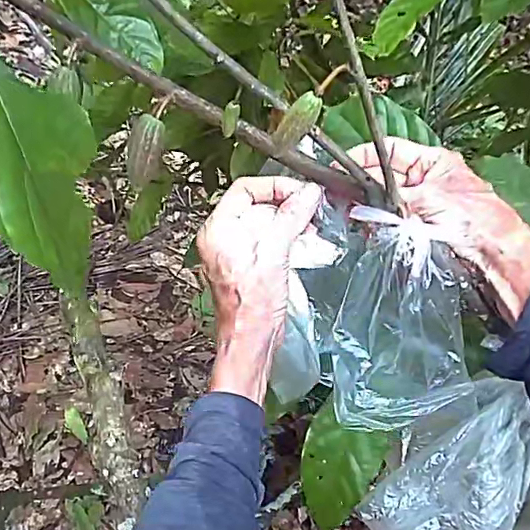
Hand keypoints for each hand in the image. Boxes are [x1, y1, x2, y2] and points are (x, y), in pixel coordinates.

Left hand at [197, 175, 325, 404]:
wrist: (251, 342)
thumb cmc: (251, 310)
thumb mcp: (275, 256)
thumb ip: (291, 219)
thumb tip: (307, 194)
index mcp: (218, 230)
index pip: (245, 189)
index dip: (275, 187)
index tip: (300, 193)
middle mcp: (223, 238)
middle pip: (257, 205)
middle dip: (287, 205)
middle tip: (310, 210)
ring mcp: (236, 252)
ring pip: (266, 223)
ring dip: (290, 222)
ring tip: (310, 228)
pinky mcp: (250, 265)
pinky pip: (269, 240)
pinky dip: (287, 238)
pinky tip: (304, 242)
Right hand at [349, 139, 529, 320]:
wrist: (500, 260)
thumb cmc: (480, 221)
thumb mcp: (432, 198)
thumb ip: (394, 197)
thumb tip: (361, 203)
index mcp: (434, 163)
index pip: (389, 150)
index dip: (364, 156)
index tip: (340, 168)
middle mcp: (426, 183)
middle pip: (383, 179)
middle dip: (362, 189)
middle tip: (339, 200)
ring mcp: (422, 210)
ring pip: (384, 207)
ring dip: (369, 214)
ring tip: (354, 221)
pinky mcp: (421, 235)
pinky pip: (392, 229)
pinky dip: (380, 232)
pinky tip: (370, 235)